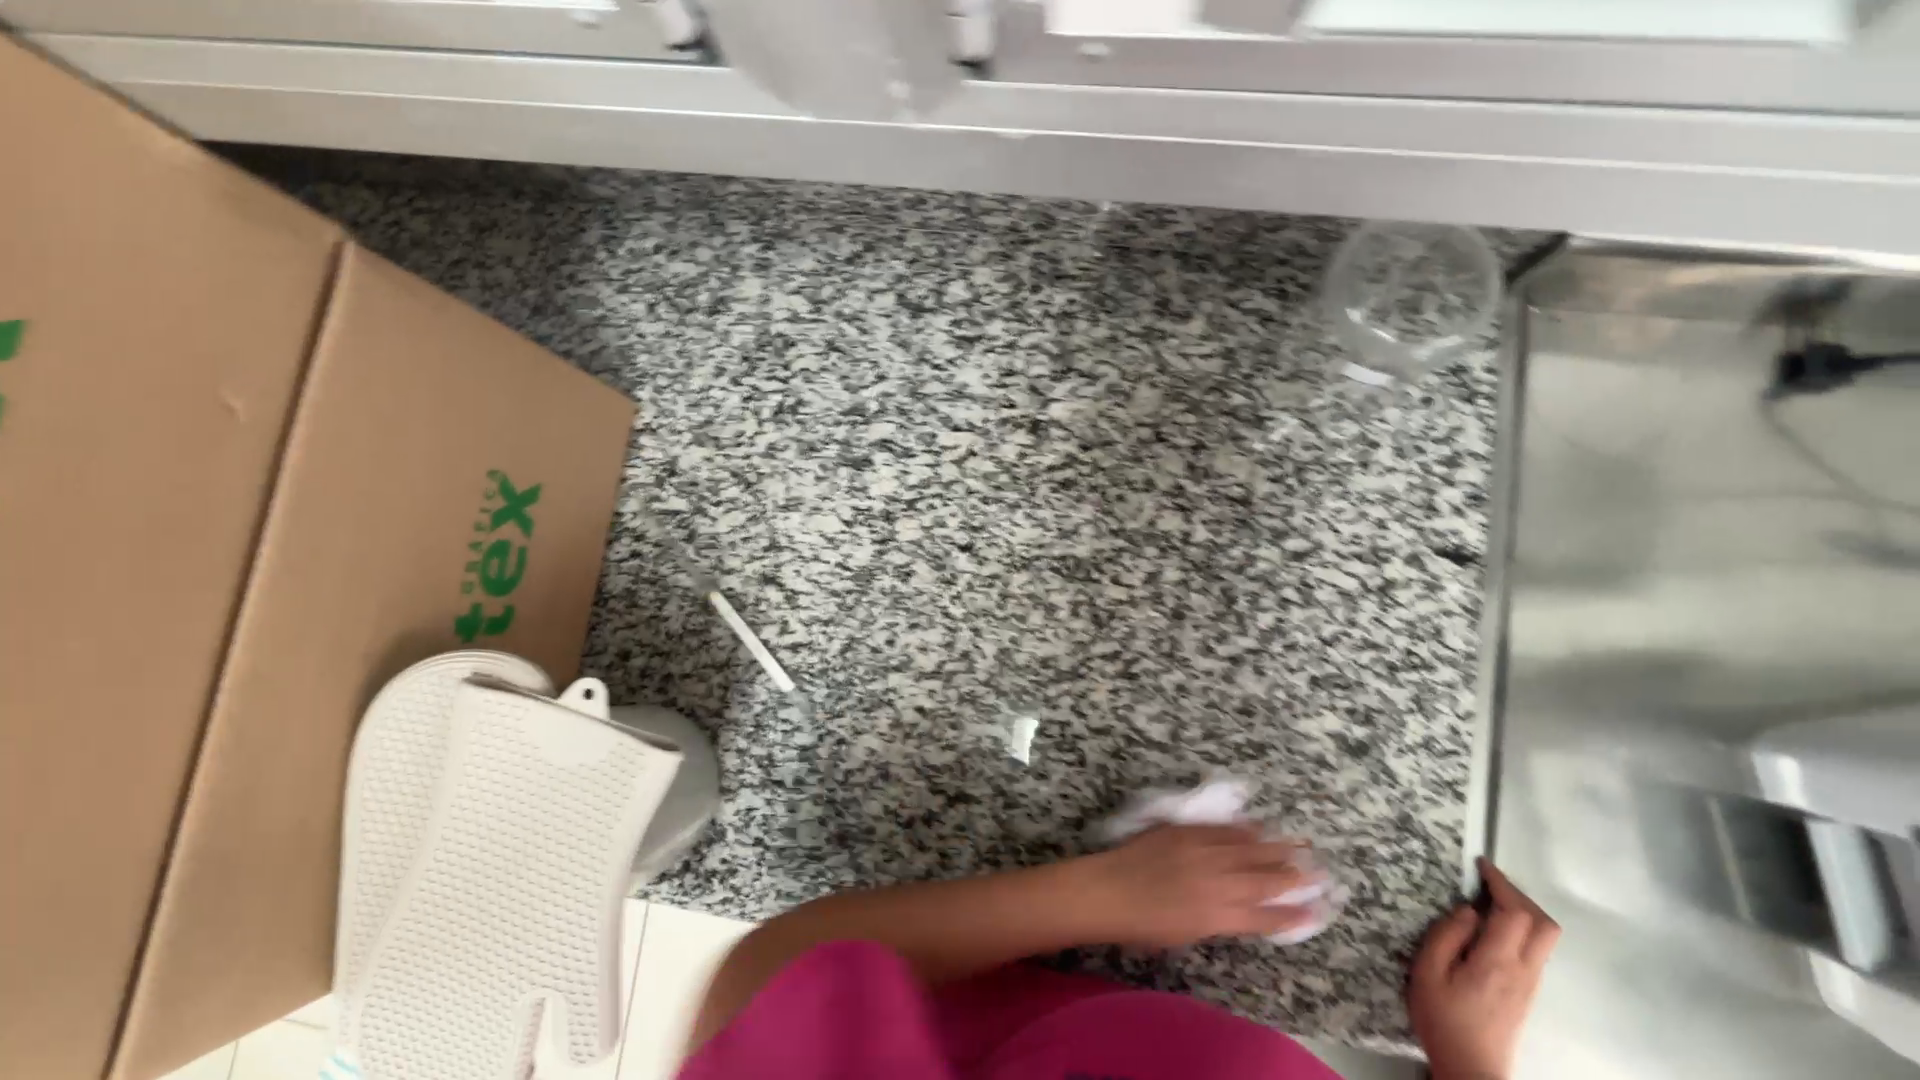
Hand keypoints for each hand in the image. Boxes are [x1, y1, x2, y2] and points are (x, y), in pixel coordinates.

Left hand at [1073, 824, 1323, 947]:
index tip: (1316, 909)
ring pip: (1249, 849)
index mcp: (1219, 916)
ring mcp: (1202, 852)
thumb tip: (1237, 910)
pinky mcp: (1185, 832)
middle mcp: (1217, 882)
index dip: (1293, 913)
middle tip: (1320, 871)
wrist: (1105, 891)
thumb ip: (1216, 921)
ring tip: (1301, 844)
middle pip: (1265, 879)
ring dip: (1277, 847)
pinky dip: (1244, 829)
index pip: (1266, 916)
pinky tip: (1259, 827)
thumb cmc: (1140, 925)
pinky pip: (1223, 829)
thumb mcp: (1186, 934)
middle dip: (1294, 875)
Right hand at [1409, 858, 1559, 1079]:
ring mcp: (1531, 982)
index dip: (1501, 883)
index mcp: (1497, 961)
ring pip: (1544, 937)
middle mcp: (1524, 969)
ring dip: (1523, 911)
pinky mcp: (1528, 992)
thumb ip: (1446, 936)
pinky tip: (1494, 931)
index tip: (1481, 865)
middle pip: (1543, 923)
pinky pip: (1535, 950)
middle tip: (1489, 882)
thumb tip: (1468, 910)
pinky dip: (1521, 929)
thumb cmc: (1443, 1018)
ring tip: (1490, 902)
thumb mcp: (1427, 973)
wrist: (1471, 1068)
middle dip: (1519, 895)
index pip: (1514, 911)